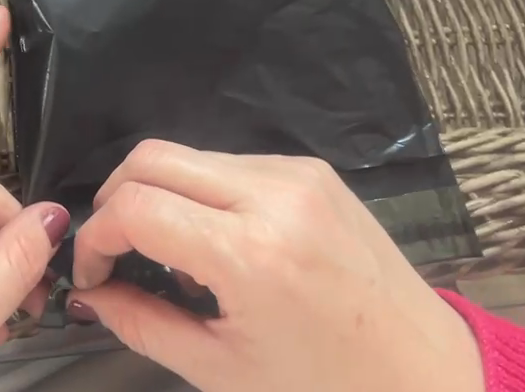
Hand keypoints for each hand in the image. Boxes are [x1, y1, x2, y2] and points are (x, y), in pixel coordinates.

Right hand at [69, 142, 482, 391]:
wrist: (435, 379)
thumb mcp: (221, 372)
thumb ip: (141, 323)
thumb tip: (88, 294)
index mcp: (249, 255)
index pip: (135, 207)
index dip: (96, 236)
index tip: (92, 272)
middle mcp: (270, 194)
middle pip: (151, 157)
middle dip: (115, 198)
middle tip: (115, 248)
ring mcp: (294, 171)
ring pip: (188, 155)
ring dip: (160, 193)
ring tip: (174, 253)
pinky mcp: (310, 167)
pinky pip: (230, 162)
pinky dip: (203, 192)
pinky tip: (220, 240)